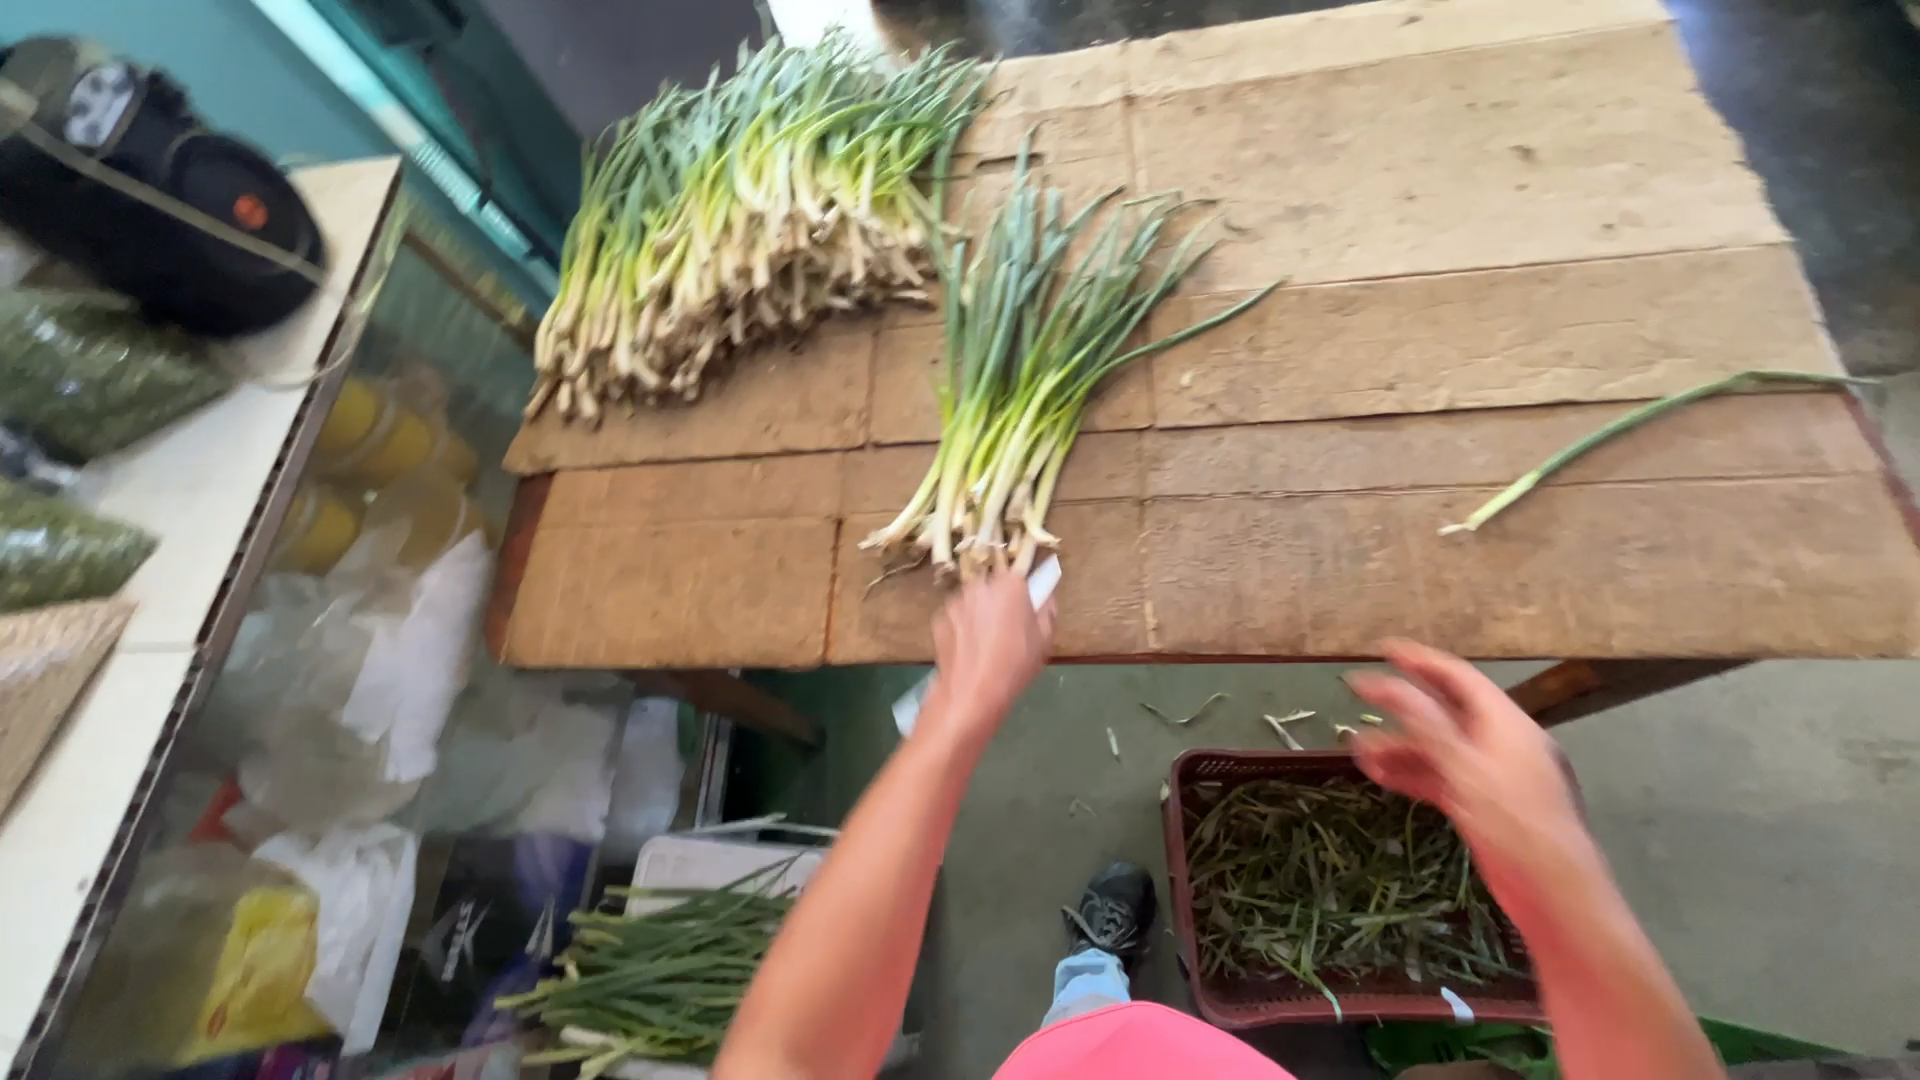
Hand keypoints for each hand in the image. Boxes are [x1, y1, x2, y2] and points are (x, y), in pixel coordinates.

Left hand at [924, 568, 1055, 750]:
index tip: (1023, 611)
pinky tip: (968, 650)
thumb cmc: (1015, 664)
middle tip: (1005, 629)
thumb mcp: (1044, 640)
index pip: (1017, 578)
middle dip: (997, 602)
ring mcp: (955, 601)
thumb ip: (1047, 610)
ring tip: (984, 643)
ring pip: (971, 602)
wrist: (972, 691)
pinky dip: (961, 628)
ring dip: (977, 614)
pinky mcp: (938, 618)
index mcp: (1009, 584)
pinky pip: (956, 618)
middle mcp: (980, 585)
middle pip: (991, 587)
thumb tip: (1045, 597)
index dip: (1021, 595)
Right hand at [1345, 639, 1596, 919]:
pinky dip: (1411, 773)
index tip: (1382, 650)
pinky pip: (1441, 777)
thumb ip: (1421, 721)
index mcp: (1507, 726)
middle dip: (1400, 708)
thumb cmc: (1514, 823)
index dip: (1420, 661)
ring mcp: (1492, 777)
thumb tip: (1382, 681)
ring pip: (1438, 749)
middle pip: (1445, 713)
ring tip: (1357, 748)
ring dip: (1398, 746)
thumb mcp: (1463, 766)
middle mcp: (1501, 744)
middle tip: (1358, 697)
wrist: (1556, 897)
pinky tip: (1380, 776)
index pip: (1459, 679)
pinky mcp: (1484, 806)